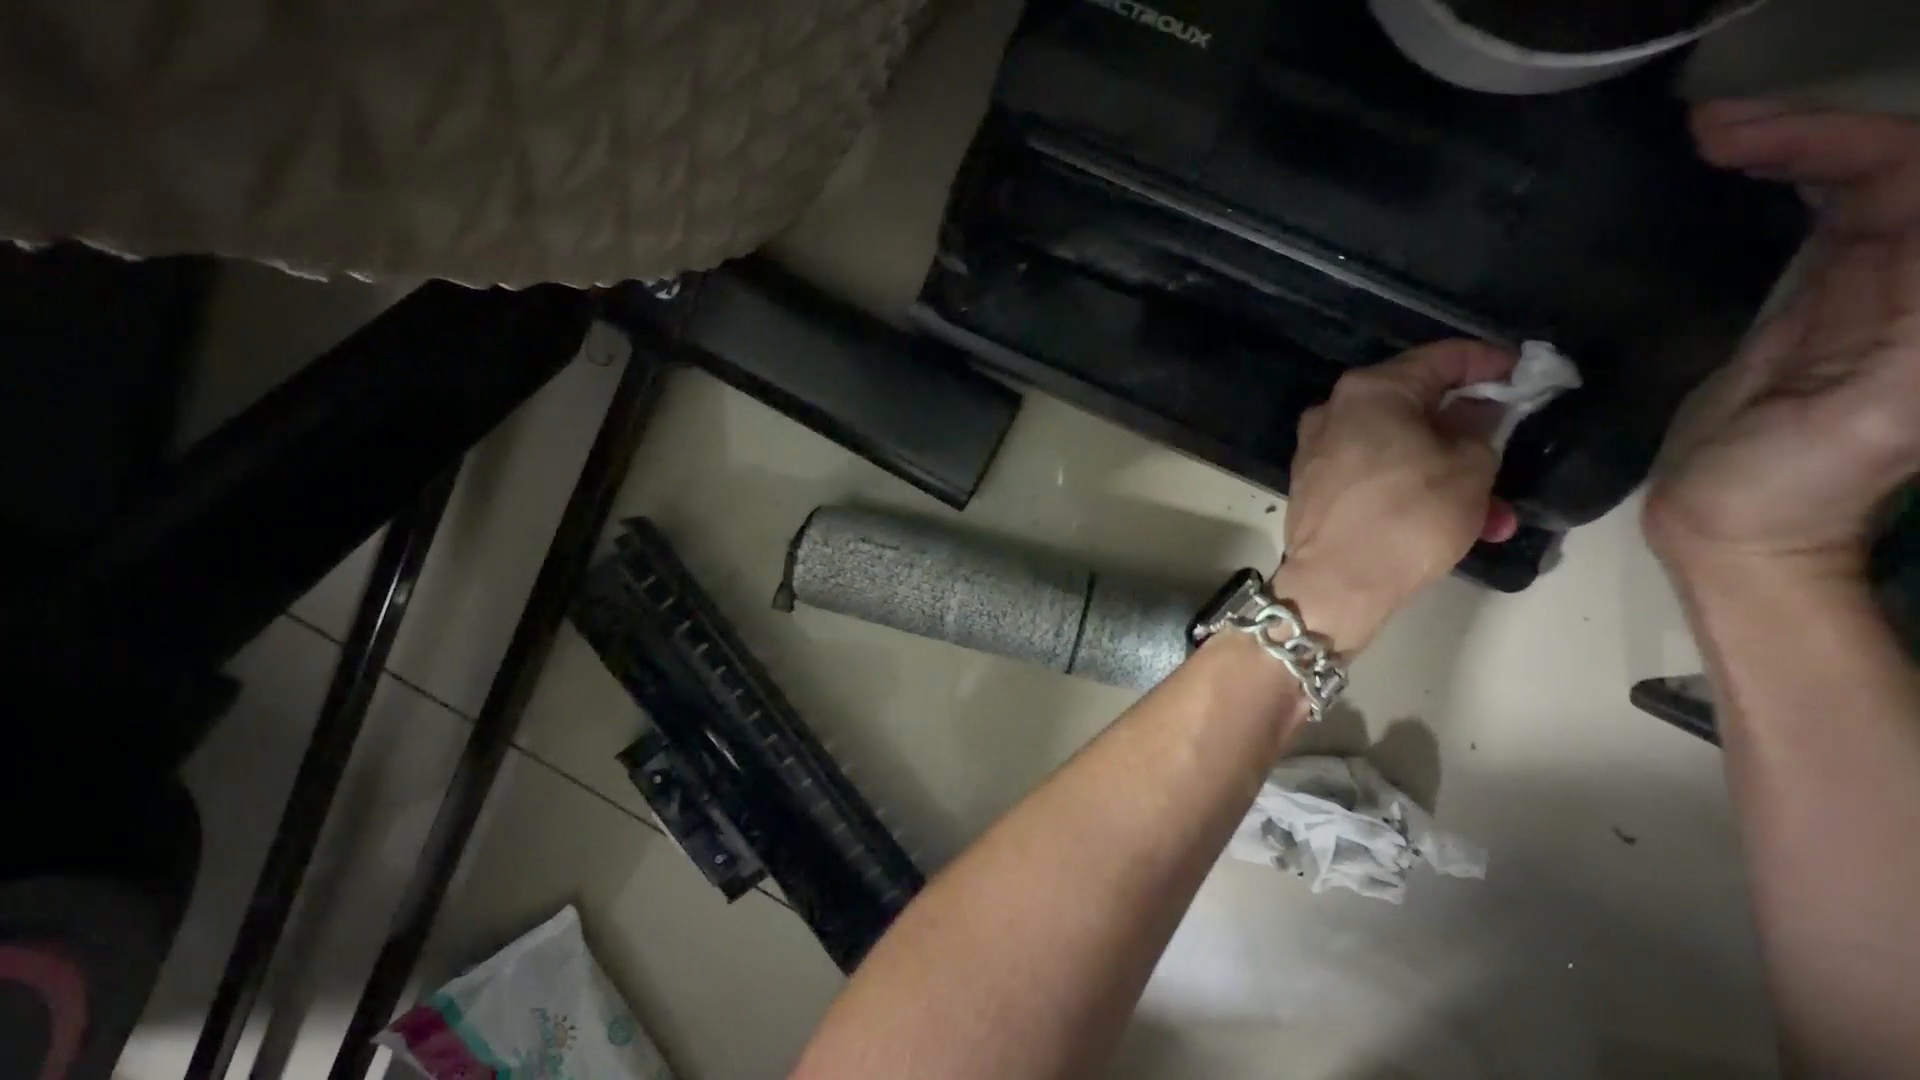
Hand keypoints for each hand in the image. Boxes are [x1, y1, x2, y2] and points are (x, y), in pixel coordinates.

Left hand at [1276, 340, 1518, 652]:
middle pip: (1416, 406)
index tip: (1526, 375)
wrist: (1336, 585)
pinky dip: (1417, 492)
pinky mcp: (1317, 490)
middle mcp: (1334, 412)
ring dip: (1452, 475)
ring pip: (1402, 450)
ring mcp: (1319, 452)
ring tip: (1498, 513)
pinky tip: (1460, 525)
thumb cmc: (1408, 515)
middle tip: (1512, 441)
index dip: (1490, 363)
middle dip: (1471, 430)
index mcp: (1369, 390)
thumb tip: (1474, 415)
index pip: (1441, 358)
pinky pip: (1378, 478)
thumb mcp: (1471, 468)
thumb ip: (1481, 430)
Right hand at [1646, 102, 1919, 580]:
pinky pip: (1798, 226)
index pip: (1907, 177)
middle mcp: (1900, 284)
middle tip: (1702, 128)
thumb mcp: (1877, 414)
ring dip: (1778, 151)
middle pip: (1879, 168)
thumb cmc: (1797, 490)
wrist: (1733, 536)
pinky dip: (1763, 190)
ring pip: (1837, 187)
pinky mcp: (1793, 314)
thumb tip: (1900, 226)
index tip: (1731, 138)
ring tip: (1699, 141)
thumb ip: (1910, 331)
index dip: (1831, 138)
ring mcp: (1847, 296)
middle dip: (1798, 132)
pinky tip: (1716, 182)